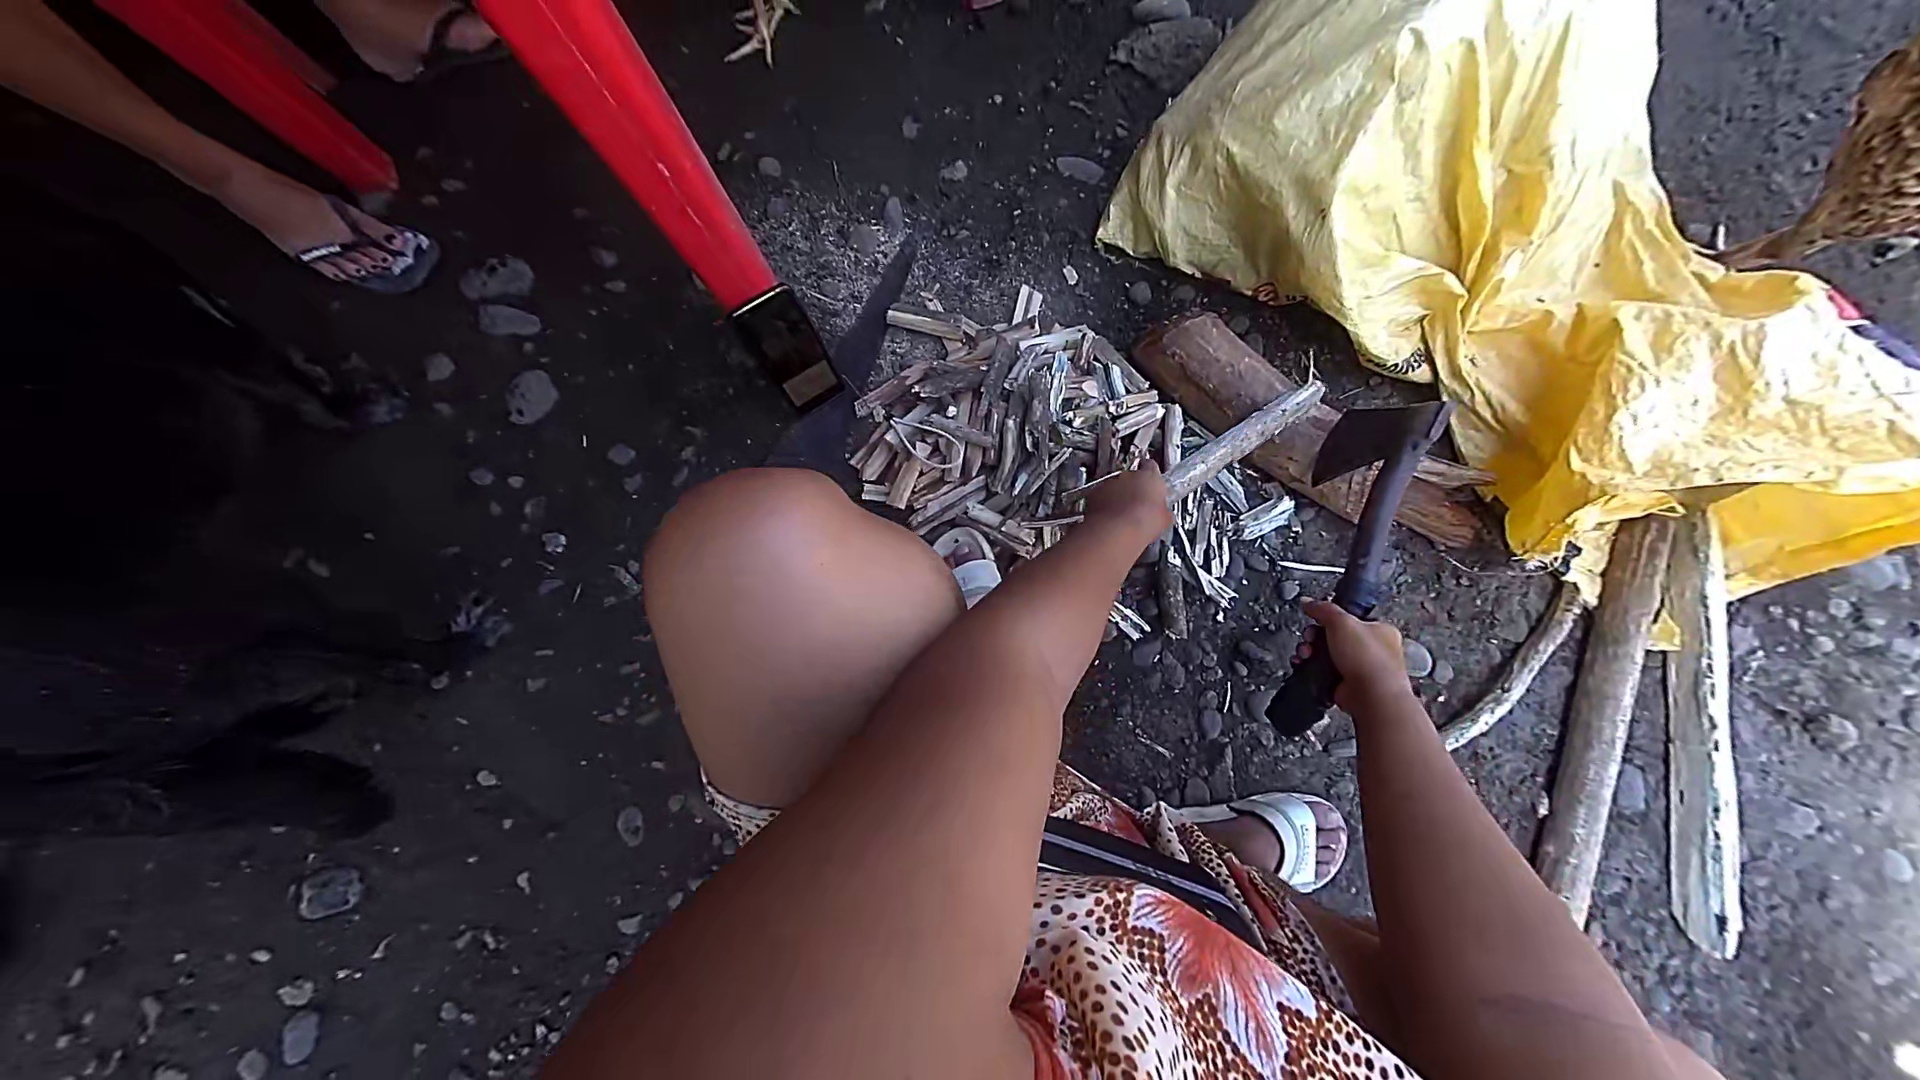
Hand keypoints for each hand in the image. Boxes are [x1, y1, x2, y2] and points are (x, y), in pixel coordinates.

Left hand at [1082, 465, 1171, 539]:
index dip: (1152, 474)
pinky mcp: (1094, 493)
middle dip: (1134, 489)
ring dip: (1117, 497)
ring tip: (1123, 515)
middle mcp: (1128, 475)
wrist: (1116, 531)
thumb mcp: (1163, 518)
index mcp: (1150, 476)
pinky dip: (1103, 504)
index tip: (1152, 481)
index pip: (1152, 467)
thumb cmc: (1142, 523)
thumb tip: (1164, 514)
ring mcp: (1109, 483)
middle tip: (1138, 506)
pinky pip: (1100, 496)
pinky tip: (1109, 518)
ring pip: (1114, 487)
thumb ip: (1163, 509)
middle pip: (1132, 477)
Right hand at [1300, 600, 1414, 713]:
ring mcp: (1357, 667)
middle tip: (1310, 638)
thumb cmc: (1369, 660)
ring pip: (1324, 653)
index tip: (1316, 619)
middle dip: (1314, 636)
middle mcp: (1370, 649)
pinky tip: (1305, 664)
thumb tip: (1307, 602)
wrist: (1372, 695)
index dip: (1328, 618)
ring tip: (1306, 653)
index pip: (1348, 617)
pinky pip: (1321, 670)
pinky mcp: (1344, 682)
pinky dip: (1310, 667)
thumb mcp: (1342, 622)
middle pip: (1332, 635)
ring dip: (1310, 651)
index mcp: (1378, 629)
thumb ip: (1323, 609)